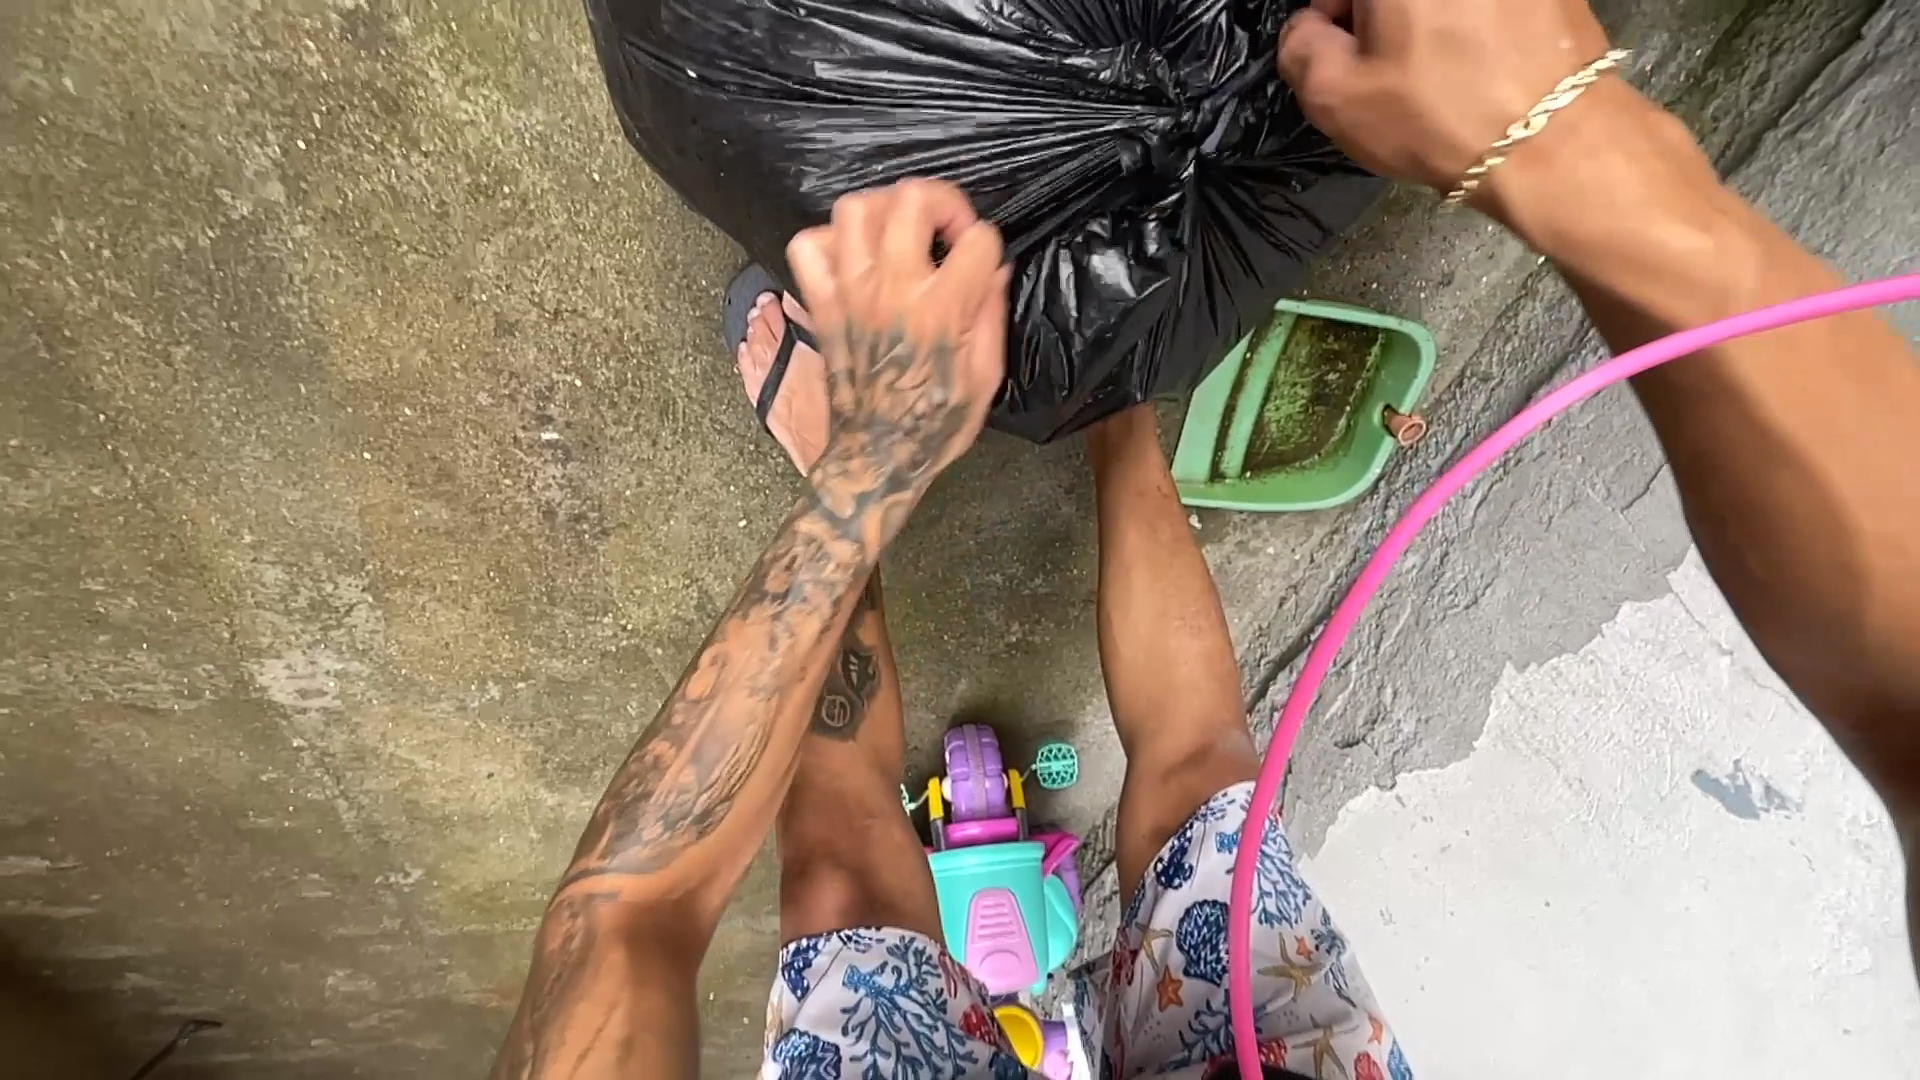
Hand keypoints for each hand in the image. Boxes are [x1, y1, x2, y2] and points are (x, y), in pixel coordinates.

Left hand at [786, 179, 1010, 533]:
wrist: (877, 455)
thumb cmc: (937, 424)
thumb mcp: (986, 378)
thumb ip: (991, 315)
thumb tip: (996, 267)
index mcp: (941, 310)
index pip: (978, 240)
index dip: (989, 244)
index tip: (982, 266)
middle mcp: (892, 289)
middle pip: (911, 199)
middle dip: (942, 201)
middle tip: (947, 231)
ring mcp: (850, 292)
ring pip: (855, 209)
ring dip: (885, 209)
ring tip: (901, 234)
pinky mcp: (822, 304)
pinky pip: (808, 246)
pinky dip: (830, 240)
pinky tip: (855, 258)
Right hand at [1276, 0, 1611, 192]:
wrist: (1546, 136)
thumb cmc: (1428, 114)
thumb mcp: (1332, 95)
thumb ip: (1299, 48)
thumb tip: (1308, 27)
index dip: (1331, 17)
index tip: (1341, 53)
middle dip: (1377, 17)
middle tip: (1385, 67)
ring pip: (1435, 1)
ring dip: (1422, 21)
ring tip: (1431, 67)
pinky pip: (1479, 4)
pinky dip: (1465, 22)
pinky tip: (1471, 61)